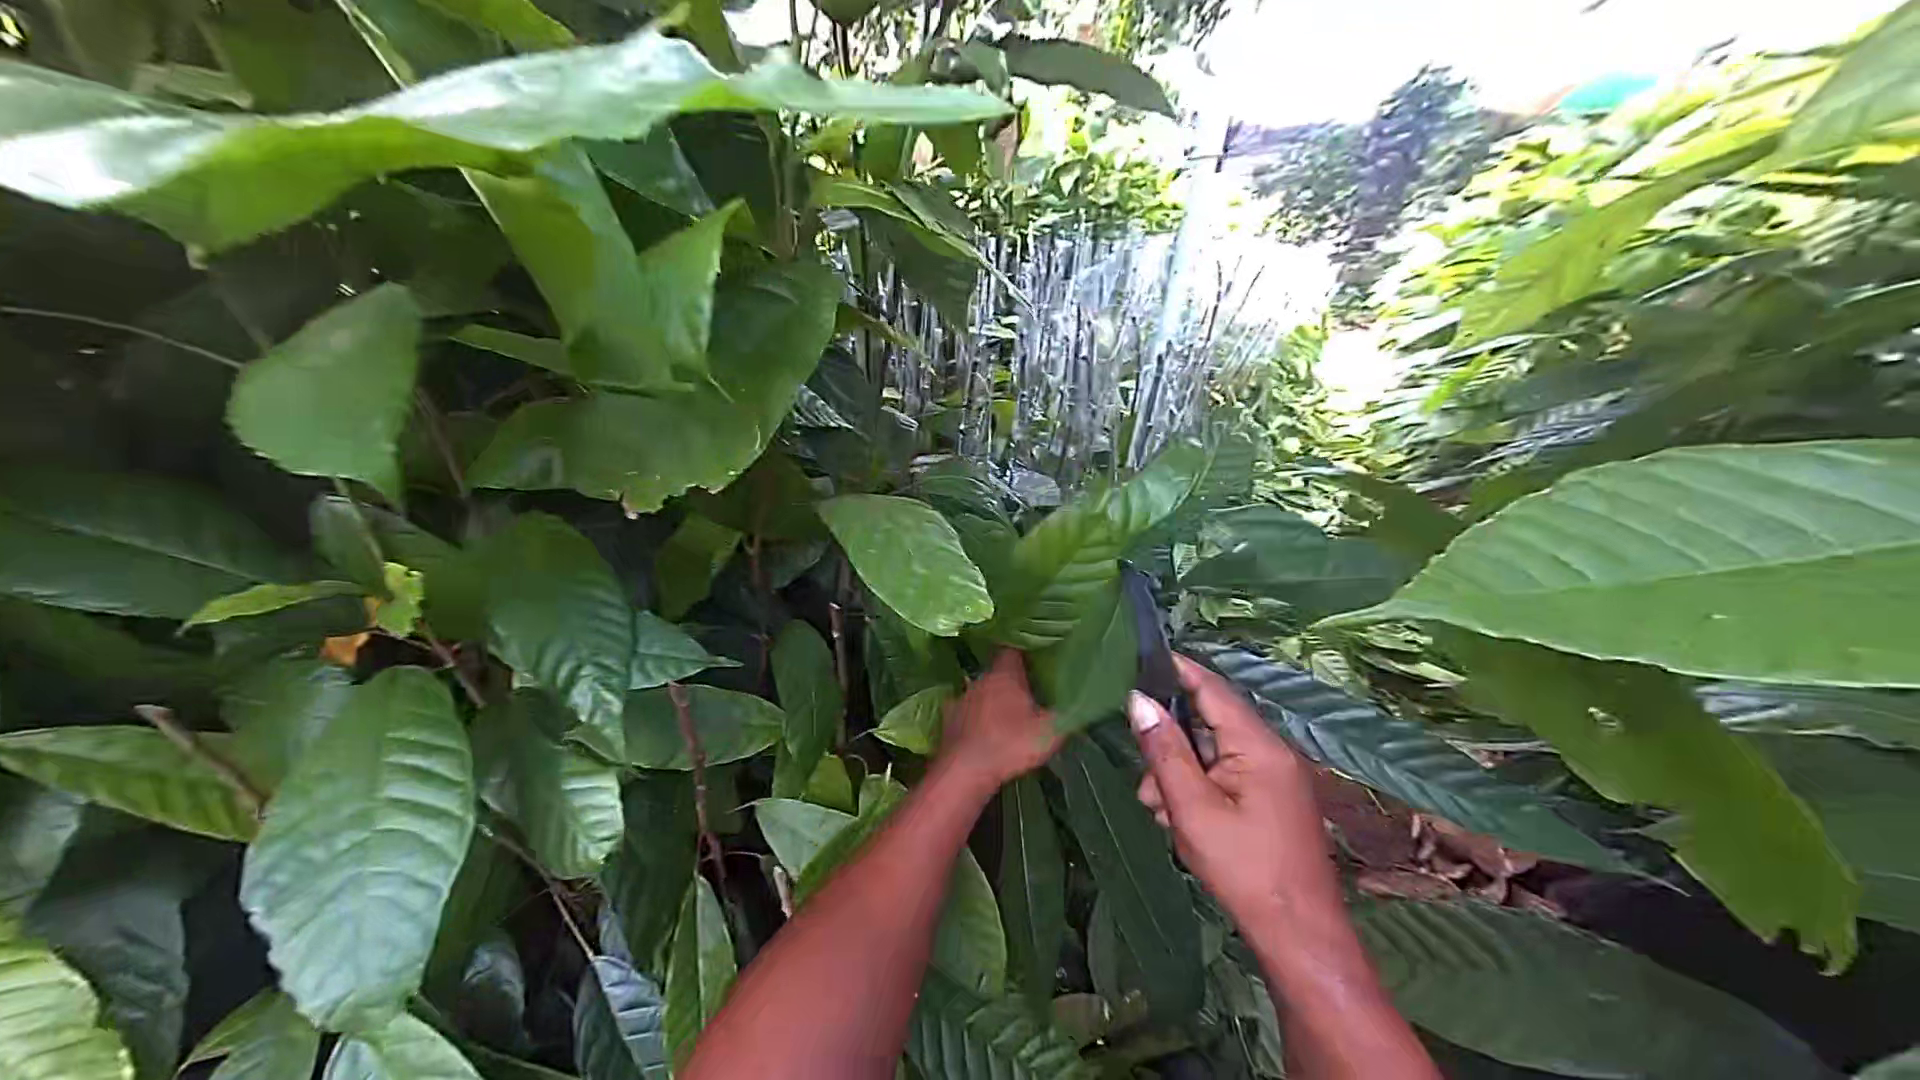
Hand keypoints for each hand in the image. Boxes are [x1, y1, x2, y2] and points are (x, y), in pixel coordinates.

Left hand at [939, 650, 1062, 787]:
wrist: (964, 771)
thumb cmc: (1009, 744)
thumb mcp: (1049, 732)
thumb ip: (1065, 715)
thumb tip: (1079, 704)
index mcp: (1005, 674)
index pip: (1014, 650)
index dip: (1026, 652)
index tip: (1038, 657)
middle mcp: (980, 679)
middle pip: (998, 671)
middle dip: (1013, 679)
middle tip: (1030, 690)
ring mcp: (961, 698)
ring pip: (982, 691)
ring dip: (993, 699)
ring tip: (1009, 714)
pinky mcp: (949, 719)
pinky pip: (967, 712)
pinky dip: (976, 717)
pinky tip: (985, 730)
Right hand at [1129, 654, 1338, 927]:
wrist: (1299, 936)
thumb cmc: (1244, 868)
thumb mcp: (1192, 807)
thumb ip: (1164, 750)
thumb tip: (1138, 699)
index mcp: (1258, 746)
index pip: (1212, 688)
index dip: (1176, 669)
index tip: (1139, 659)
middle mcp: (1271, 752)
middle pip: (1207, 725)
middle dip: (1169, 746)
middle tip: (1145, 782)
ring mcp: (1274, 777)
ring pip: (1211, 754)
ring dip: (1179, 775)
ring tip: (1160, 811)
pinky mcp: (1270, 799)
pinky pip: (1224, 777)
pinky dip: (1197, 790)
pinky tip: (1180, 821)